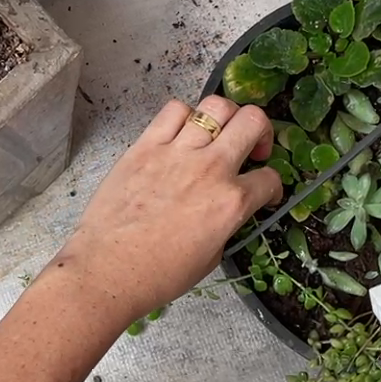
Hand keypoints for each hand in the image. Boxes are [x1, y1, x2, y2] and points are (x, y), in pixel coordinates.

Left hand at [50, 95, 281, 326]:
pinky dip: (185, 116)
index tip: (265, 192)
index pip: (270, 179)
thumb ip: (226, 226)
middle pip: (253, 121)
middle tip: (252, 149)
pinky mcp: (145, 145)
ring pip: (216, 106)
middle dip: (262, 133)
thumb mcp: (211, 258)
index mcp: (232, 203)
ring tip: (218, 135)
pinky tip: (181, 134)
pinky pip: (174, 111)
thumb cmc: (157, 275)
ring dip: (226, 119)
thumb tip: (226, 212)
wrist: (108, 270)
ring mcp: (177, 152)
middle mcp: (211, 169)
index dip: (272, 187)